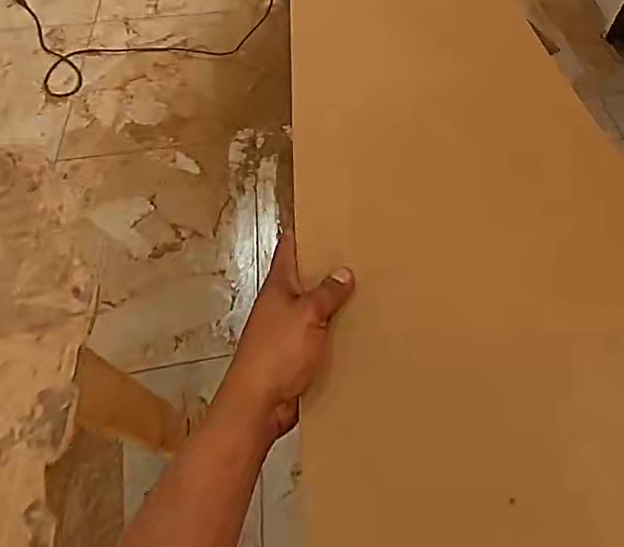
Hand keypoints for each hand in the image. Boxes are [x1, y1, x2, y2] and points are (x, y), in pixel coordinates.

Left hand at [215, 230, 354, 439]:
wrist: (257, 408)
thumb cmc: (277, 353)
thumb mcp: (307, 314)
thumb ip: (326, 293)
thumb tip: (344, 272)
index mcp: (278, 285)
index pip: (289, 247)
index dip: (304, 230)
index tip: (326, 216)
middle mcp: (281, 303)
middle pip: (305, 276)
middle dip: (328, 266)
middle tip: (359, 251)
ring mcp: (287, 330)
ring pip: (315, 307)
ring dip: (334, 302)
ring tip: (366, 286)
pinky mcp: (296, 355)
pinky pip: (320, 335)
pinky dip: (335, 331)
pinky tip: (358, 328)